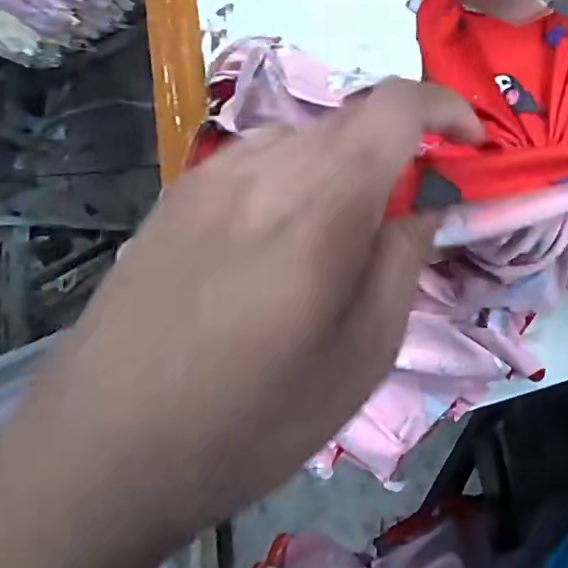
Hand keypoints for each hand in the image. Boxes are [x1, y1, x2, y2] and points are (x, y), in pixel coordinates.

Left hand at [0, 81, 482, 548]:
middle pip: (355, 119)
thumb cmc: (256, 414)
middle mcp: (264, 166)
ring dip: (351, 164)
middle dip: (403, 148)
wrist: (95, 462)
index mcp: (321, 198)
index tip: (472, 146)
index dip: (447, 109)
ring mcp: (210, 178)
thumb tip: (426, 199)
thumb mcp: (367, 348)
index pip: (397, 105)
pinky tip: (286, 241)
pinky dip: (301, 177)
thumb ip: (405, 254)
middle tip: (414, 211)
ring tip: (349, 233)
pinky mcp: (175, 201)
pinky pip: (261, 161)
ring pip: (309, 138)